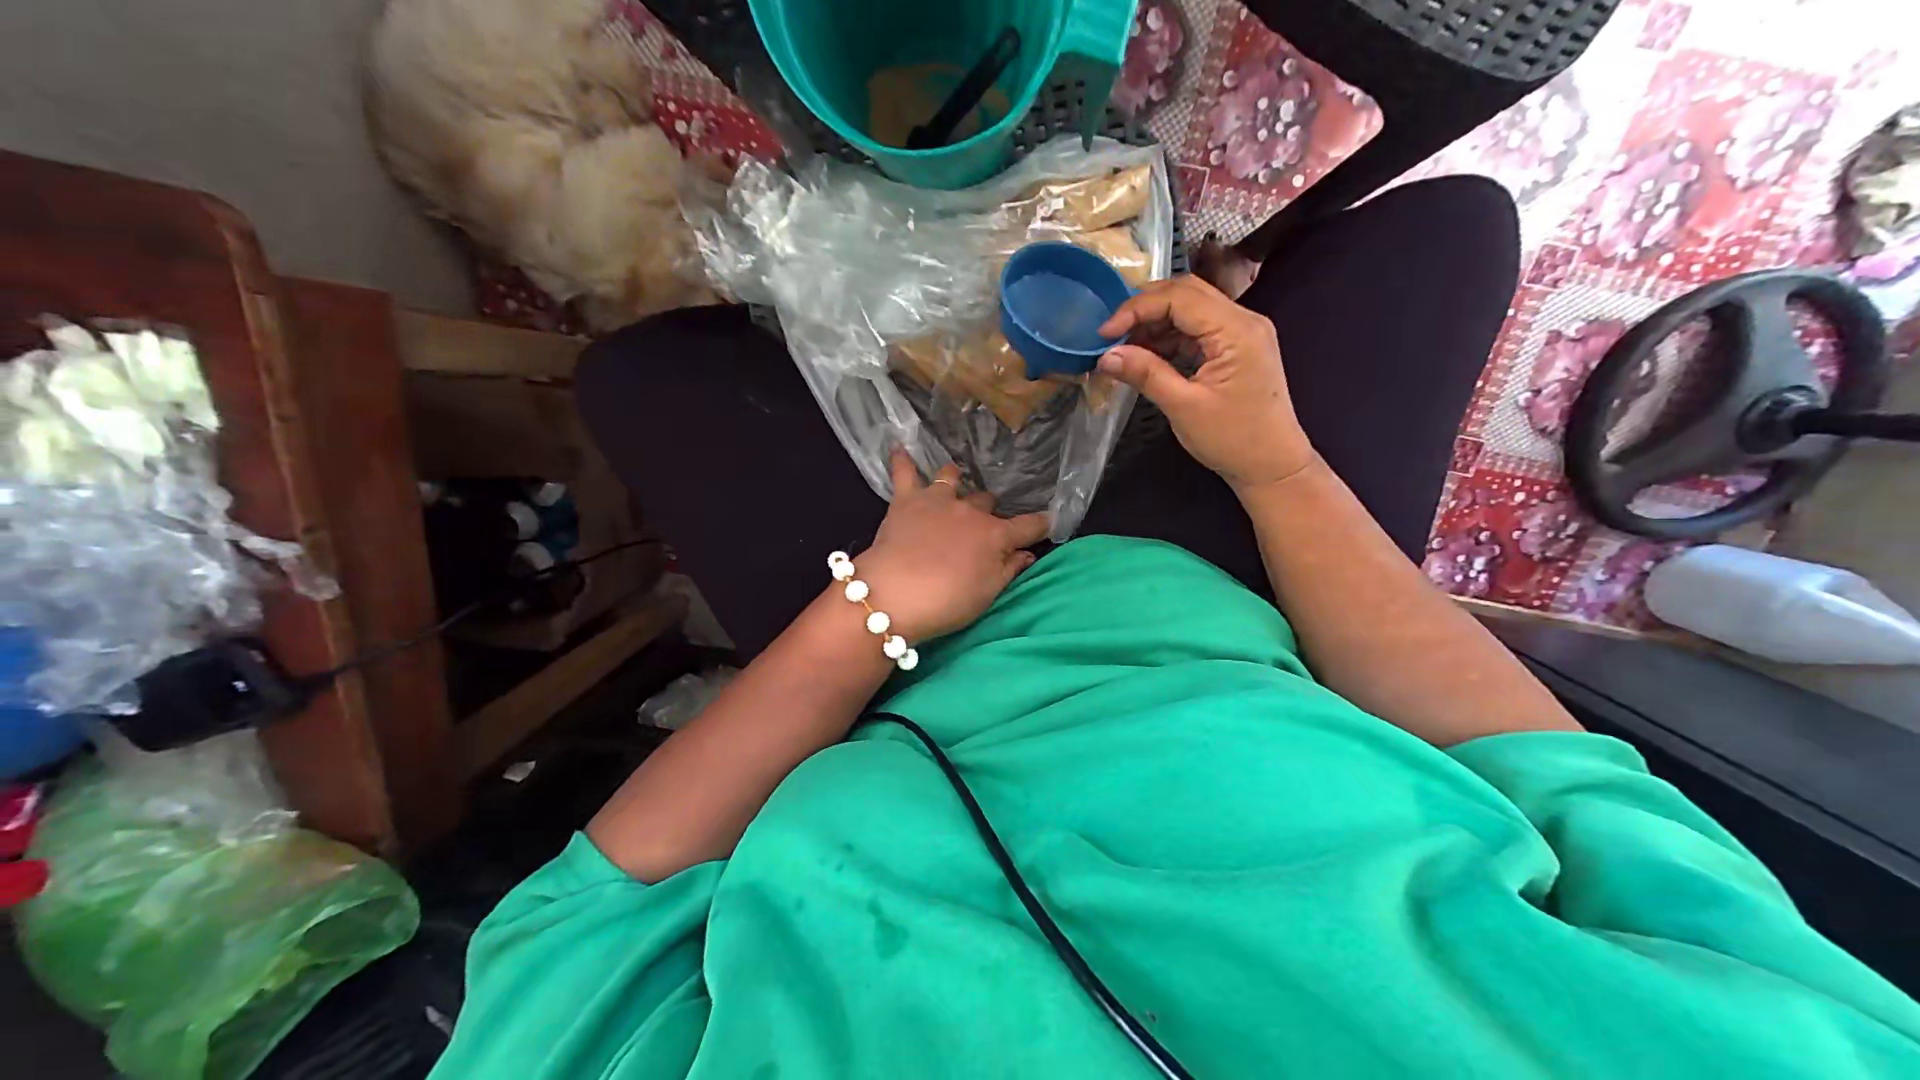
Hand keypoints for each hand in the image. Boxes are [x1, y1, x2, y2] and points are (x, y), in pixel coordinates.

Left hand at [853, 451, 1049, 641]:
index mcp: (995, 535)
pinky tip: (900, 447)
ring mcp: (938, 501)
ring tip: (954, 482)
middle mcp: (970, 511)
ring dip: (956, 480)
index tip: (1048, 523)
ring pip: (952, 478)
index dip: (1041, 525)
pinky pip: (904, 473)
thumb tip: (1026, 553)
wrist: (895, 594)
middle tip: (982, 526)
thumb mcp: (988, 594)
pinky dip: (903, 461)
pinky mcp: (906, 500)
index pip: (1029, 526)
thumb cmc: (947, 601)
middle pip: (987, 501)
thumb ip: (1009, 570)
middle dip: (989, 510)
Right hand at [1097, 275, 1316, 491]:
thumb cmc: (1233, 439)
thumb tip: (1107, 355)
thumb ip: (1145, 374)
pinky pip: (1197, 328)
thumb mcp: (1183, 407)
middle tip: (1111, 333)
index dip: (1136, 308)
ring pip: (1190, 308)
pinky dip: (1169, 336)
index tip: (1105, 333)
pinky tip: (1146, 354)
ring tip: (1124, 348)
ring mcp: (1242, 332)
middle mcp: (1244, 321)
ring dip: (1155, 322)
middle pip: (1186, 293)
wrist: (1272, 466)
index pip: (1179, 297)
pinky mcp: (1236, 347)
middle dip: (1144, 308)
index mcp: (1236, 330)